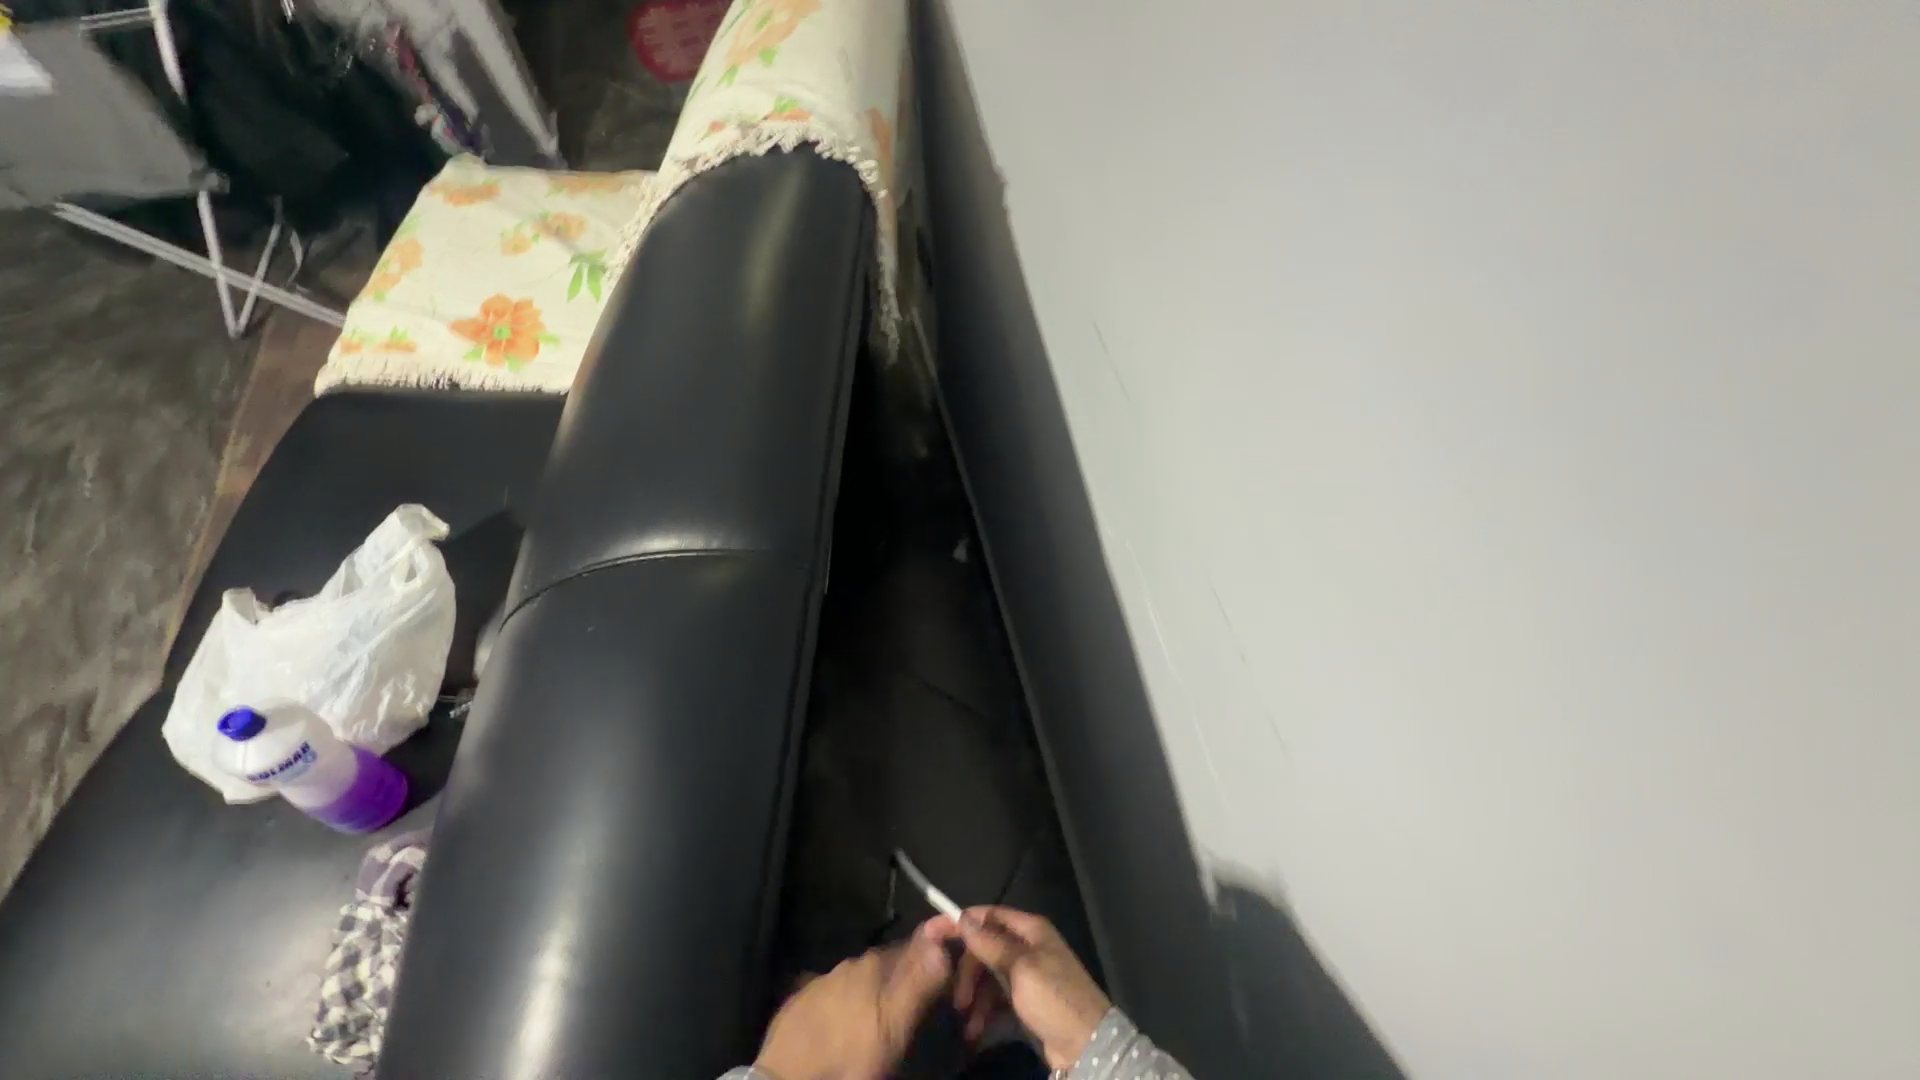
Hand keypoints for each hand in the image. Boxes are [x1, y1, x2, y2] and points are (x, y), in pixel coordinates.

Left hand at [753, 926, 952, 1079]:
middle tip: (914, 1005)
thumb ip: (918, 982)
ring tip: (880, 1018)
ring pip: (861, 978)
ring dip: (875, 991)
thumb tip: (940, 933)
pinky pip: (836, 994)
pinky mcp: (803, 999)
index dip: (932, 960)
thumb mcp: (893, 1026)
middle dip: (903, 977)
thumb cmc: (849, 1055)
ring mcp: (824, 979)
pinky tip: (848, 1025)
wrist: (788, 1077)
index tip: (944, 982)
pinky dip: (849, 1004)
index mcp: (877, 963)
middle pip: (888, 963)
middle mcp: (851, 962)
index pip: (916, 946)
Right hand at [927, 906, 1111, 1070]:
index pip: (989, 915)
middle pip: (986, 948)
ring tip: (967, 1021)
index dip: (961, 922)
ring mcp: (1027, 975)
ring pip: (989, 975)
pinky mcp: (1026, 1001)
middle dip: (969, 971)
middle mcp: (1027, 947)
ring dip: (975, 997)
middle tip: (957, 998)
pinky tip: (977, 1029)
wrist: (1085, 1045)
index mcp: (1030, 929)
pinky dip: (985, 1011)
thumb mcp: (1020, 967)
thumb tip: (963, 917)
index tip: (932, 933)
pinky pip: (997, 998)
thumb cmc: (1053, 997)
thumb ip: (990, 943)